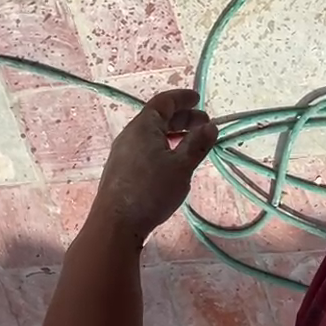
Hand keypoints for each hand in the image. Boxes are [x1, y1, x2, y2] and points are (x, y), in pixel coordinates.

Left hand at [93, 89, 217, 243]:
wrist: (114, 226)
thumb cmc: (150, 191)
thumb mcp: (181, 167)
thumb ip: (198, 144)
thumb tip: (211, 126)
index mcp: (143, 127)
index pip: (164, 102)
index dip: (182, 98)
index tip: (198, 99)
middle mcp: (130, 135)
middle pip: (158, 118)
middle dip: (183, 118)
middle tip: (204, 125)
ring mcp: (123, 153)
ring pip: (152, 134)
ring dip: (174, 133)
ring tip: (192, 143)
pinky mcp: (121, 170)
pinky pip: (145, 148)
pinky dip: (163, 146)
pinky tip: (173, 162)